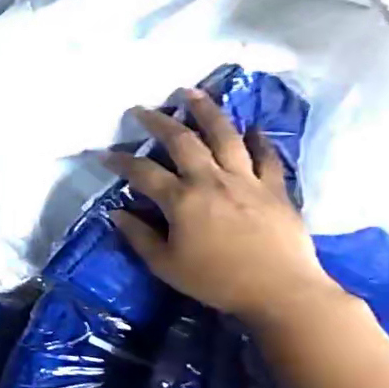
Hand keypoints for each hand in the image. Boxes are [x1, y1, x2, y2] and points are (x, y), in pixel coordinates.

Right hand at [99, 88, 342, 330]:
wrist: (284, 294)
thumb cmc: (217, 281)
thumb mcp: (166, 265)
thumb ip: (138, 236)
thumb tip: (117, 213)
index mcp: (181, 200)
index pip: (142, 172)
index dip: (120, 161)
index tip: (104, 155)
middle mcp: (211, 180)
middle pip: (182, 140)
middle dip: (158, 121)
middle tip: (142, 109)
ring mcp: (247, 181)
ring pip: (225, 136)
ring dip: (206, 111)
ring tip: (192, 93)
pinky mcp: (276, 189)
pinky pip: (267, 157)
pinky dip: (259, 140)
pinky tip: (252, 129)